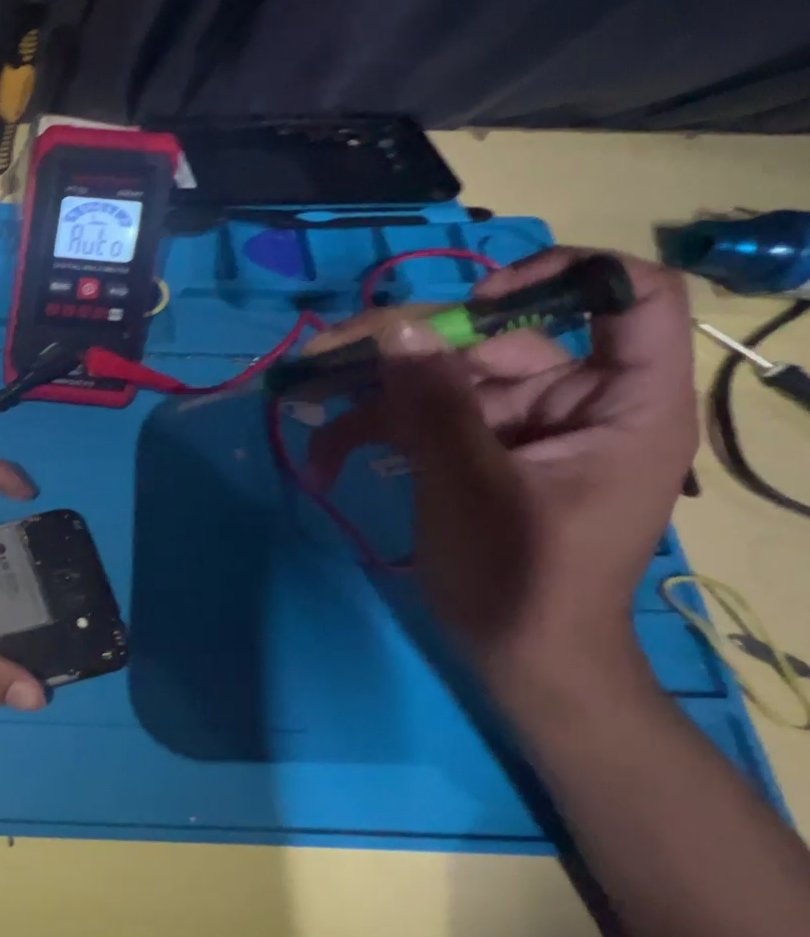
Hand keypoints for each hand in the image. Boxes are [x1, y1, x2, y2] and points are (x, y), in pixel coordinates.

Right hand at [303, 249, 697, 689]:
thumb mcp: (472, 487)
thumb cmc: (522, 579)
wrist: (520, 660)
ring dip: (372, 392)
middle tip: (326, 355)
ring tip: (306, 405)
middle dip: (408, 347)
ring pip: (445, 376)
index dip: (560, 276)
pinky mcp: (479, 448)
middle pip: (499, 336)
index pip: (630, 299)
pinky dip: (375, 429)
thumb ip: (435, 402)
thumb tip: (394, 326)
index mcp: (623, 403)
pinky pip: (426, 416)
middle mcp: (577, 400)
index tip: (477, 300)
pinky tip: (327, 459)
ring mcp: (523, 424)